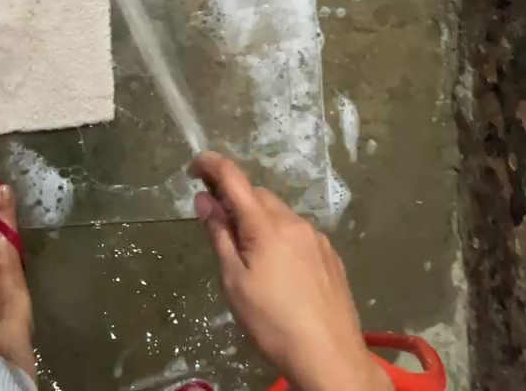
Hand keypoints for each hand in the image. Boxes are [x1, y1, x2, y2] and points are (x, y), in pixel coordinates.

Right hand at [192, 152, 388, 390]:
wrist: (332, 361)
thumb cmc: (273, 323)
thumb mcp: (234, 282)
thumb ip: (219, 234)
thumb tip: (203, 198)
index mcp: (266, 224)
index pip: (233, 176)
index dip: (210, 164)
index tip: (193, 168)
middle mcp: (293, 221)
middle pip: (256, 194)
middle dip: (234, 199)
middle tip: (218, 225)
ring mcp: (316, 238)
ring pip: (278, 213)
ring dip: (258, 219)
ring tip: (249, 254)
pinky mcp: (331, 256)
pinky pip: (298, 232)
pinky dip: (280, 235)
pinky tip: (279, 269)